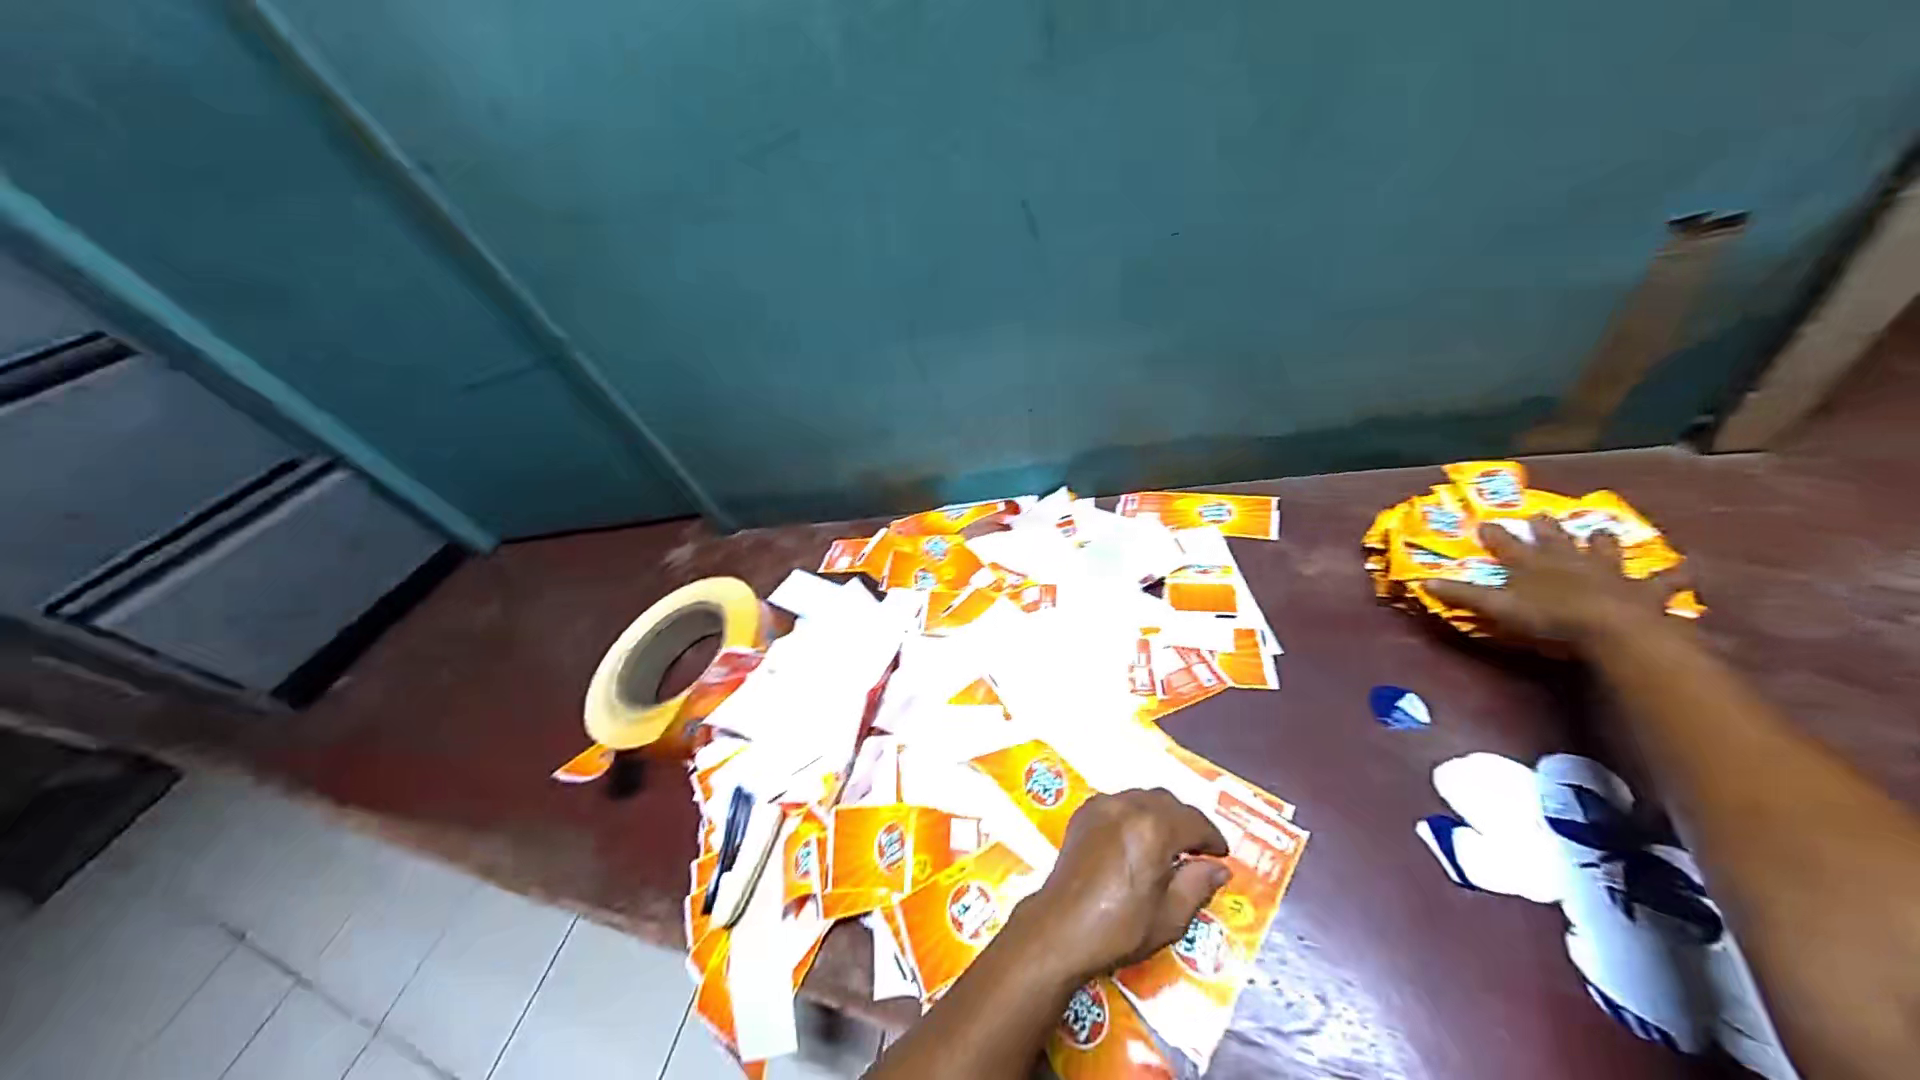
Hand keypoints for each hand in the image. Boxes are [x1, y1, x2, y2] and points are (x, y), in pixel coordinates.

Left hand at [1009, 788, 1229, 984]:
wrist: (1061, 928)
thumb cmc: (1120, 927)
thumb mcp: (1171, 915)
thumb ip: (1198, 884)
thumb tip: (1217, 867)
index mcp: (1153, 827)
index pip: (1194, 822)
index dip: (1212, 838)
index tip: (1220, 855)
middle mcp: (1127, 806)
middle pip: (1168, 803)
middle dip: (1187, 824)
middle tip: (1197, 851)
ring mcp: (1101, 806)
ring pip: (1142, 799)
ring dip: (1160, 816)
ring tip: (1168, 845)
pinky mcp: (1084, 814)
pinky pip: (1118, 804)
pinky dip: (1134, 815)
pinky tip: (1137, 839)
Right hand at [1426, 515, 1679, 646]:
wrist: (1611, 630)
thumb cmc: (1548, 618)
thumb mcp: (1497, 608)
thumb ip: (1464, 595)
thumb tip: (1423, 582)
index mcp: (1532, 564)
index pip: (1506, 544)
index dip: (1494, 535)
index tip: (1484, 523)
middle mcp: (1569, 561)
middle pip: (1555, 540)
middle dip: (1546, 529)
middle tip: (1542, 516)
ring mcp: (1609, 572)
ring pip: (1605, 551)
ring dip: (1604, 542)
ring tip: (1605, 531)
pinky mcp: (1644, 590)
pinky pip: (1665, 581)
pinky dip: (1676, 575)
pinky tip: (1688, 569)